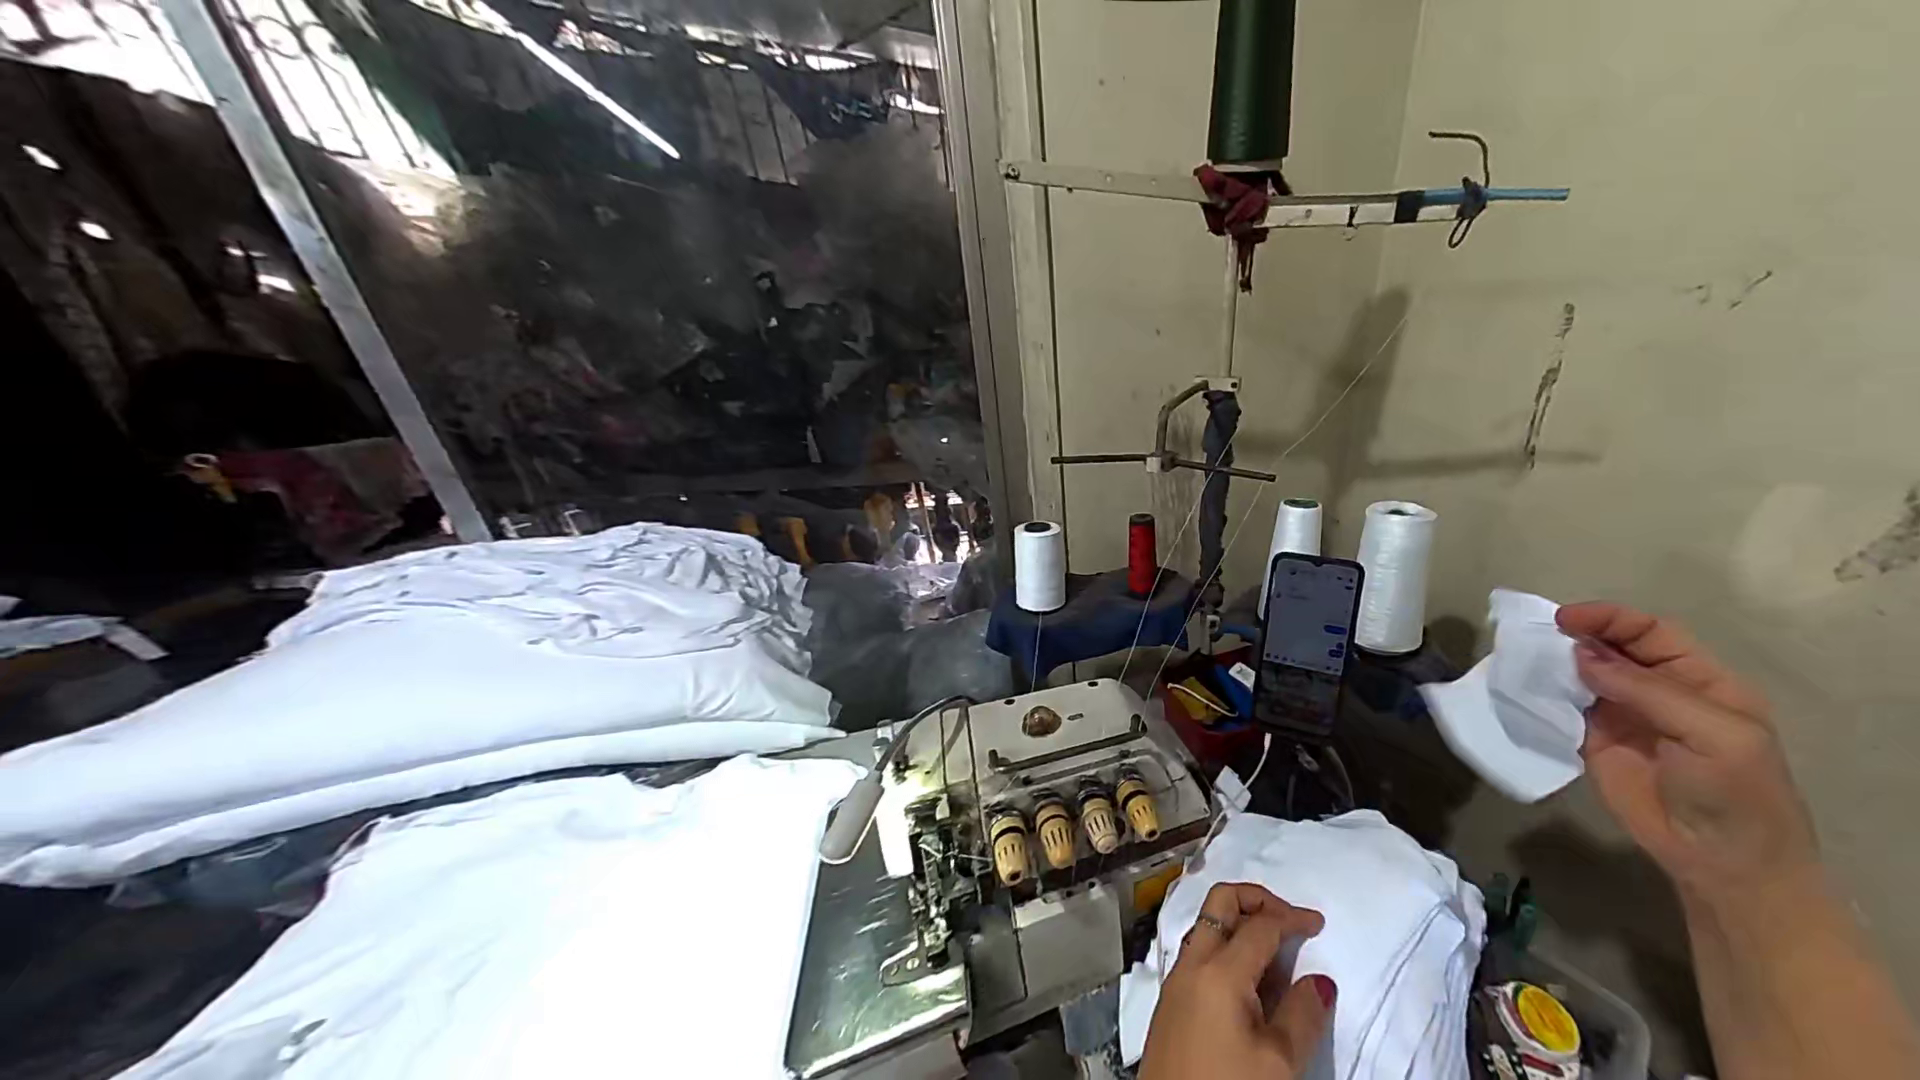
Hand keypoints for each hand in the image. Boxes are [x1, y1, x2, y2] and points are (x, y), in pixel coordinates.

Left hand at [1140, 883, 1334, 1079]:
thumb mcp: (1279, 1064)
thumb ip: (1302, 1014)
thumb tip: (1318, 979)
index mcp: (1218, 970)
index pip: (1258, 925)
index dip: (1291, 918)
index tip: (1319, 923)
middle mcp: (1192, 962)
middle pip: (1219, 903)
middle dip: (1256, 899)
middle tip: (1290, 921)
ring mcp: (1177, 978)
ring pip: (1207, 926)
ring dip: (1240, 923)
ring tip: (1277, 954)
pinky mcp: (1172, 998)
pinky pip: (1200, 952)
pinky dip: (1227, 948)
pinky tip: (1251, 980)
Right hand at [1556, 602, 1817, 903]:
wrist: (1718, 859)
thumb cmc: (1735, 794)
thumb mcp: (1715, 736)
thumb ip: (1650, 691)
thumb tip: (1580, 655)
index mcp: (1703, 682)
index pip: (1653, 633)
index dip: (1612, 619)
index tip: (1566, 619)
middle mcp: (1660, 691)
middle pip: (1614, 646)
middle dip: (1579, 634)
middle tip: (1539, 635)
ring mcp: (1623, 714)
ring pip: (1584, 671)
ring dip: (1556, 660)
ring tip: (1526, 656)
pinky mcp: (1592, 736)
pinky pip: (1564, 703)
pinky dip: (1543, 690)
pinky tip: (1527, 684)